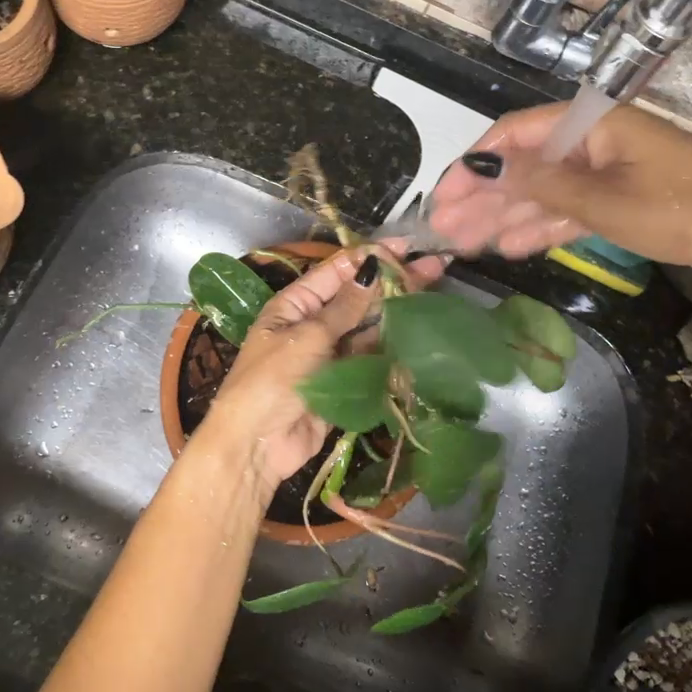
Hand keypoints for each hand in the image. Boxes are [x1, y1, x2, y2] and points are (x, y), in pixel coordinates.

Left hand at [197, 244, 445, 493]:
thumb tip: (372, 268)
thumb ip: (345, 306)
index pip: (337, 271)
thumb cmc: (273, 380)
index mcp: (295, 304)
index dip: (371, 256)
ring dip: (396, 311)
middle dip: (391, 281)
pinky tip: (418, 333)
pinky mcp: (344, 381)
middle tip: (434, 267)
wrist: (257, 444)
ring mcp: (329, 353)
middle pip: (357, 297)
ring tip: (432, 294)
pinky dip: (391, 346)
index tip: (407, 247)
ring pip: (367, 326)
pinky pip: (370, 357)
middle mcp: (313, 323)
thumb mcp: (309, 336)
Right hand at [426, 103, 691, 284]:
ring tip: (463, 245)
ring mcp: (609, 175)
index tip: (443, 194)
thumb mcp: (605, 200)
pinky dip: (542, 228)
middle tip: (443, 230)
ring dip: (506, 217)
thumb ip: (541, 184)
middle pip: (526, 165)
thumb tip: (484, 166)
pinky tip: (509, 247)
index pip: (517, 132)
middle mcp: (595, 143)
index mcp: (593, 124)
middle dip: (484, 197)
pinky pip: (570, 212)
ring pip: (544, 193)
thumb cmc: (685, 209)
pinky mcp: (622, 204)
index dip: (476, 162)